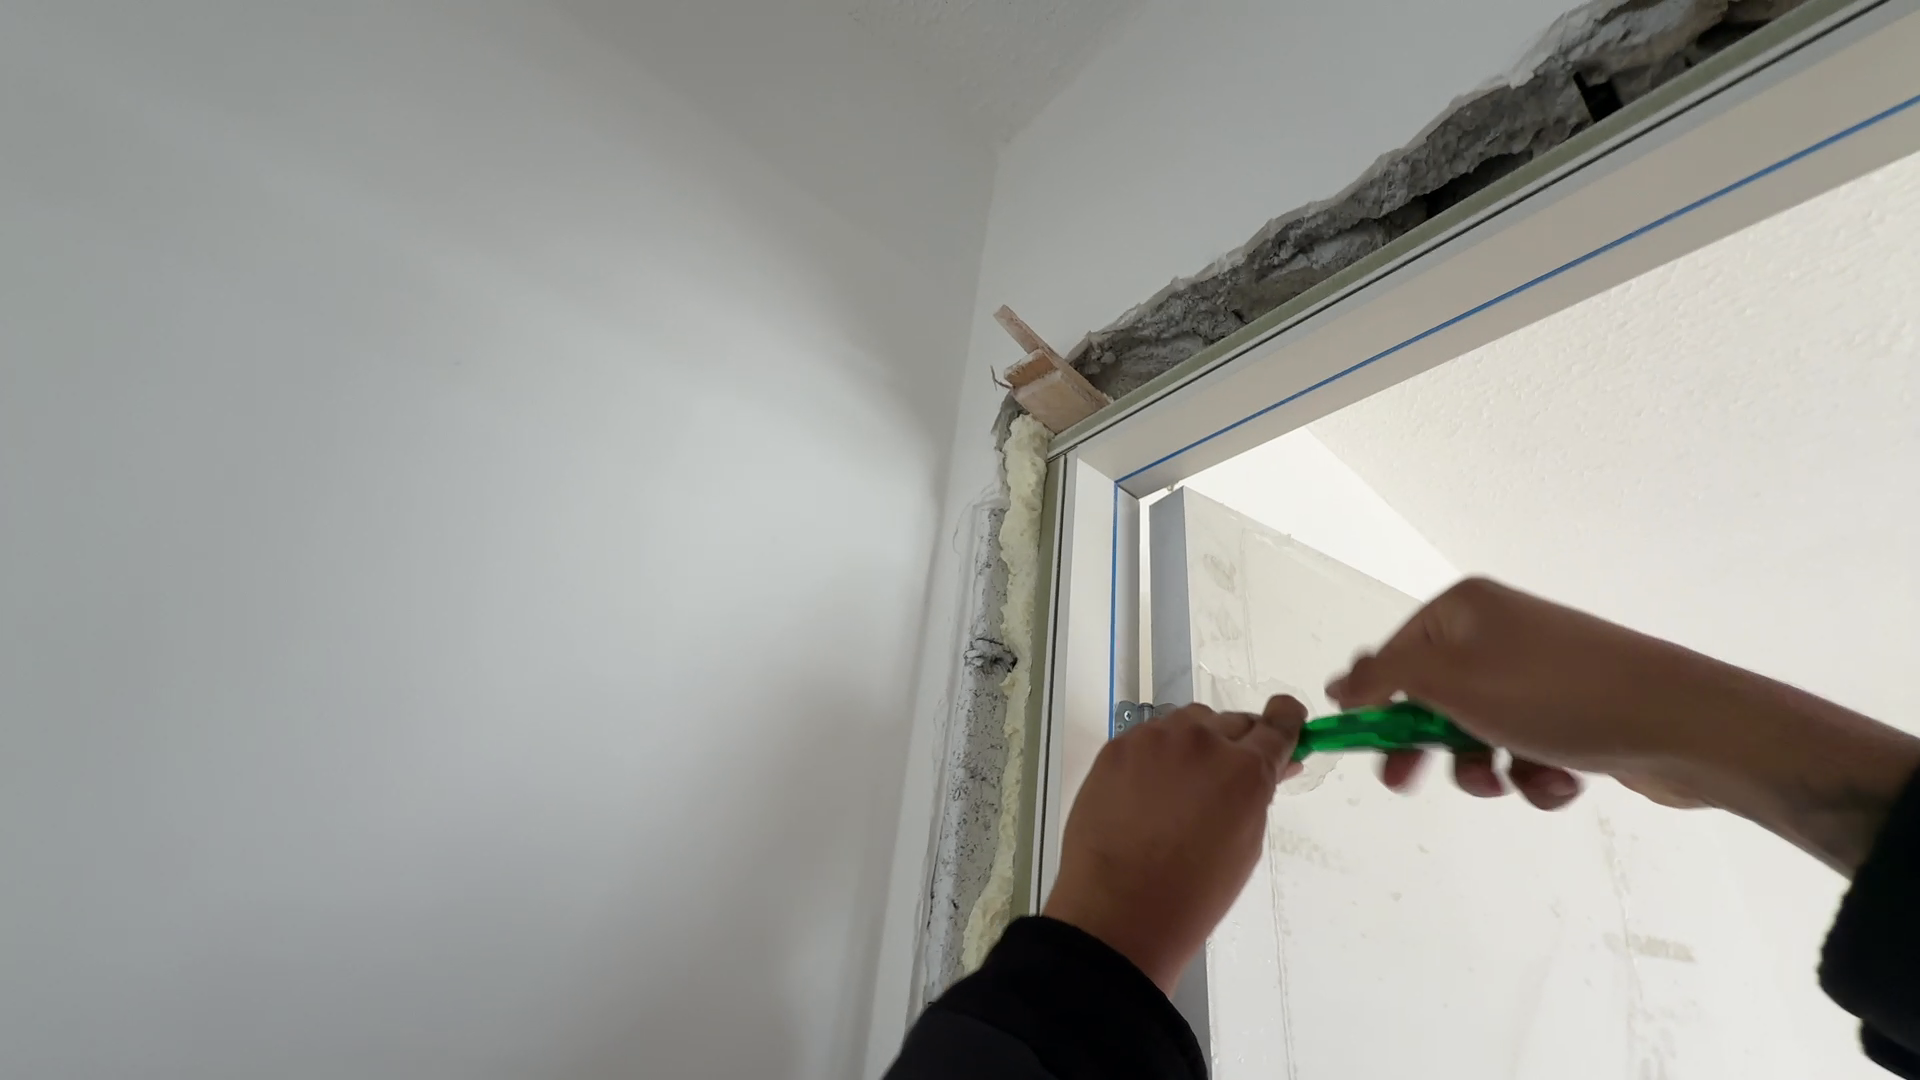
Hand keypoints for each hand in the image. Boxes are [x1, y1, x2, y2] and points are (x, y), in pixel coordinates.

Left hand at [1041, 696, 1305, 993]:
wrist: (1118, 907)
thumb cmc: (1193, 893)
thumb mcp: (1244, 845)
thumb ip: (1257, 794)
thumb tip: (1271, 766)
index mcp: (1244, 769)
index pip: (1277, 725)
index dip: (1286, 720)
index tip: (1287, 716)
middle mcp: (1200, 741)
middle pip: (1231, 722)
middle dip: (1237, 742)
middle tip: (1226, 776)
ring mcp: (1153, 738)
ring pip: (1187, 723)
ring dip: (1196, 743)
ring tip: (1183, 787)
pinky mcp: (1117, 745)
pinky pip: (1149, 737)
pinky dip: (1157, 754)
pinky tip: (1147, 790)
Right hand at [1328, 577, 1919, 873]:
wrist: (1696, 727)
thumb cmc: (1553, 694)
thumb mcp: (1447, 681)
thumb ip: (1380, 679)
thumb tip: (1335, 684)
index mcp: (1463, 611)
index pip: (1392, 655)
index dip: (1375, 702)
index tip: (1367, 744)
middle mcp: (1497, 633)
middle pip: (1431, 695)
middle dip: (1424, 744)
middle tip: (1406, 781)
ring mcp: (1537, 671)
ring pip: (1475, 727)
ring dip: (1481, 766)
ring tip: (1506, 785)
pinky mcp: (1572, 710)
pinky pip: (1523, 743)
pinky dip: (1529, 771)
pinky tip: (1556, 784)